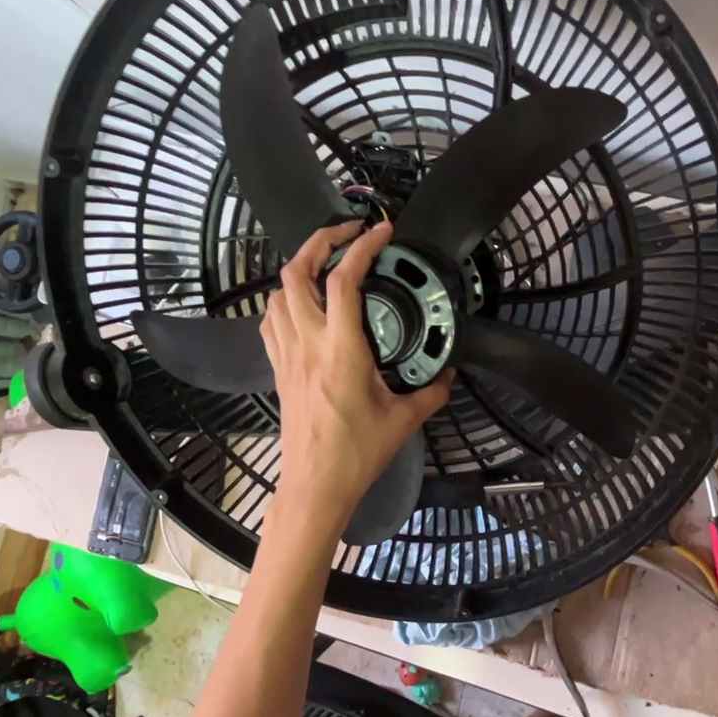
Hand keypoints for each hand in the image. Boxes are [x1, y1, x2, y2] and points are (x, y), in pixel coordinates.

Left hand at [262, 221, 450, 532]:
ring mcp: (287, 355)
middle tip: (347, 235)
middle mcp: (308, 344)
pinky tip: (303, 305)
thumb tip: (446, 374)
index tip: (381, 232)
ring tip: (325, 264)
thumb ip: (431, 391)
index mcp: (341, 350)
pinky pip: (271, 320)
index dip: (363, 246)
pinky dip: (285, 299)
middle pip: (296, 272)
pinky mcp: (278, 369)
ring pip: (278, 292)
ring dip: (299, 268)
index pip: (345, 280)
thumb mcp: (404, 420)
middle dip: (319, 241)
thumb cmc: (356, 453)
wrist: (316, 484)